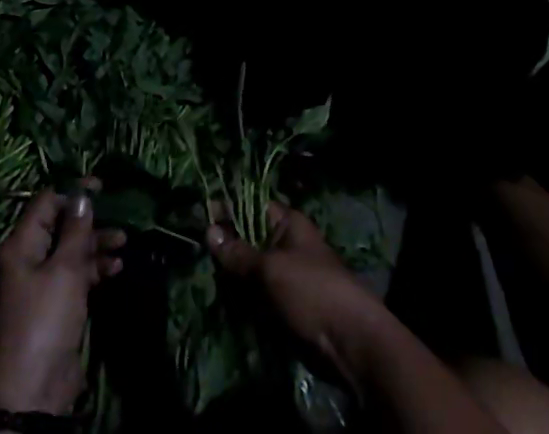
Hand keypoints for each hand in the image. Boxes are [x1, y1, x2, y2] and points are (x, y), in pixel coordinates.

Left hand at [0, 181, 125, 415]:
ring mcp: (41, 282)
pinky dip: (94, 268)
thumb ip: (76, 231)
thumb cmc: (45, 319)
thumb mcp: (65, 270)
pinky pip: (76, 275)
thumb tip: (82, 196)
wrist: (34, 388)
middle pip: (60, 226)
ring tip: (123, 243)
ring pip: (71, 251)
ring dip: (96, 245)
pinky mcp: (55, 303)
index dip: (73, 192)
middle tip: (119, 218)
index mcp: (20, 244)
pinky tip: (115, 269)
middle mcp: (28, 258)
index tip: (102, 186)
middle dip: (89, 221)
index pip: (45, 203)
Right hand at [205, 202, 391, 395]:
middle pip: (249, 238)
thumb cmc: (312, 291)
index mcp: (289, 223)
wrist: (350, 342)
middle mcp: (287, 244)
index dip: (227, 210)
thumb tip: (208, 230)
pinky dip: (244, 297)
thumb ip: (238, 251)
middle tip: (198, 253)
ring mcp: (287, 274)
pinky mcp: (286, 302)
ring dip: (233, 276)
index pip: (251, 206)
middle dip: (226, 247)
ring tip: (207, 278)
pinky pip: (258, 292)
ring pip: (251, 268)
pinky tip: (225, 300)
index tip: (200, 217)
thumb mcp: (270, 268)